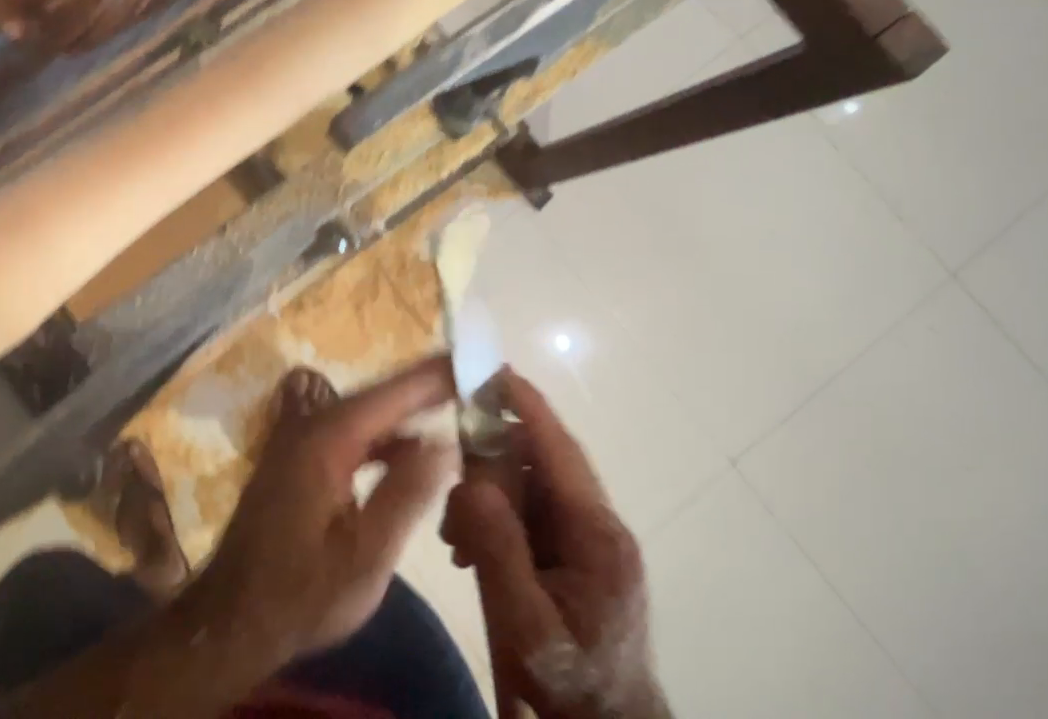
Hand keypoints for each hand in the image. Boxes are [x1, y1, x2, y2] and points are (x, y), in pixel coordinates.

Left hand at [186, 358, 459, 663]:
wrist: (234, 616)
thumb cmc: (303, 592)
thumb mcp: (366, 553)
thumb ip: (406, 494)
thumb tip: (444, 440)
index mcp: (323, 441)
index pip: (388, 394)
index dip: (432, 377)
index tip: (474, 360)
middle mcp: (305, 430)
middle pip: (374, 399)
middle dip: (423, 390)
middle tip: (476, 384)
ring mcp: (295, 445)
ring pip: (360, 417)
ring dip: (404, 416)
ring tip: (456, 414)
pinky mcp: (294, 465)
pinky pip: (346, 437)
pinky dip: (381, 440)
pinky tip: (410, 456)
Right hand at [442, 369, 666, 718]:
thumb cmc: (567, 678)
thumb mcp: (524, 621)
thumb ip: (498, 548)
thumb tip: (472, 480)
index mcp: (596, 535)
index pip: (557, 450)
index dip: (524, 406)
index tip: (490, 370)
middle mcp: (598, 526)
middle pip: (536, 465)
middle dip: (486, 471)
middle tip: (449, 513)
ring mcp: (589, 540)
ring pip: (528, 487)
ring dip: (485, 501)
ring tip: (456, 545)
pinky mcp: (575, 554)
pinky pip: (529, 513)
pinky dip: (494, 520)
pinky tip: (471, 553)